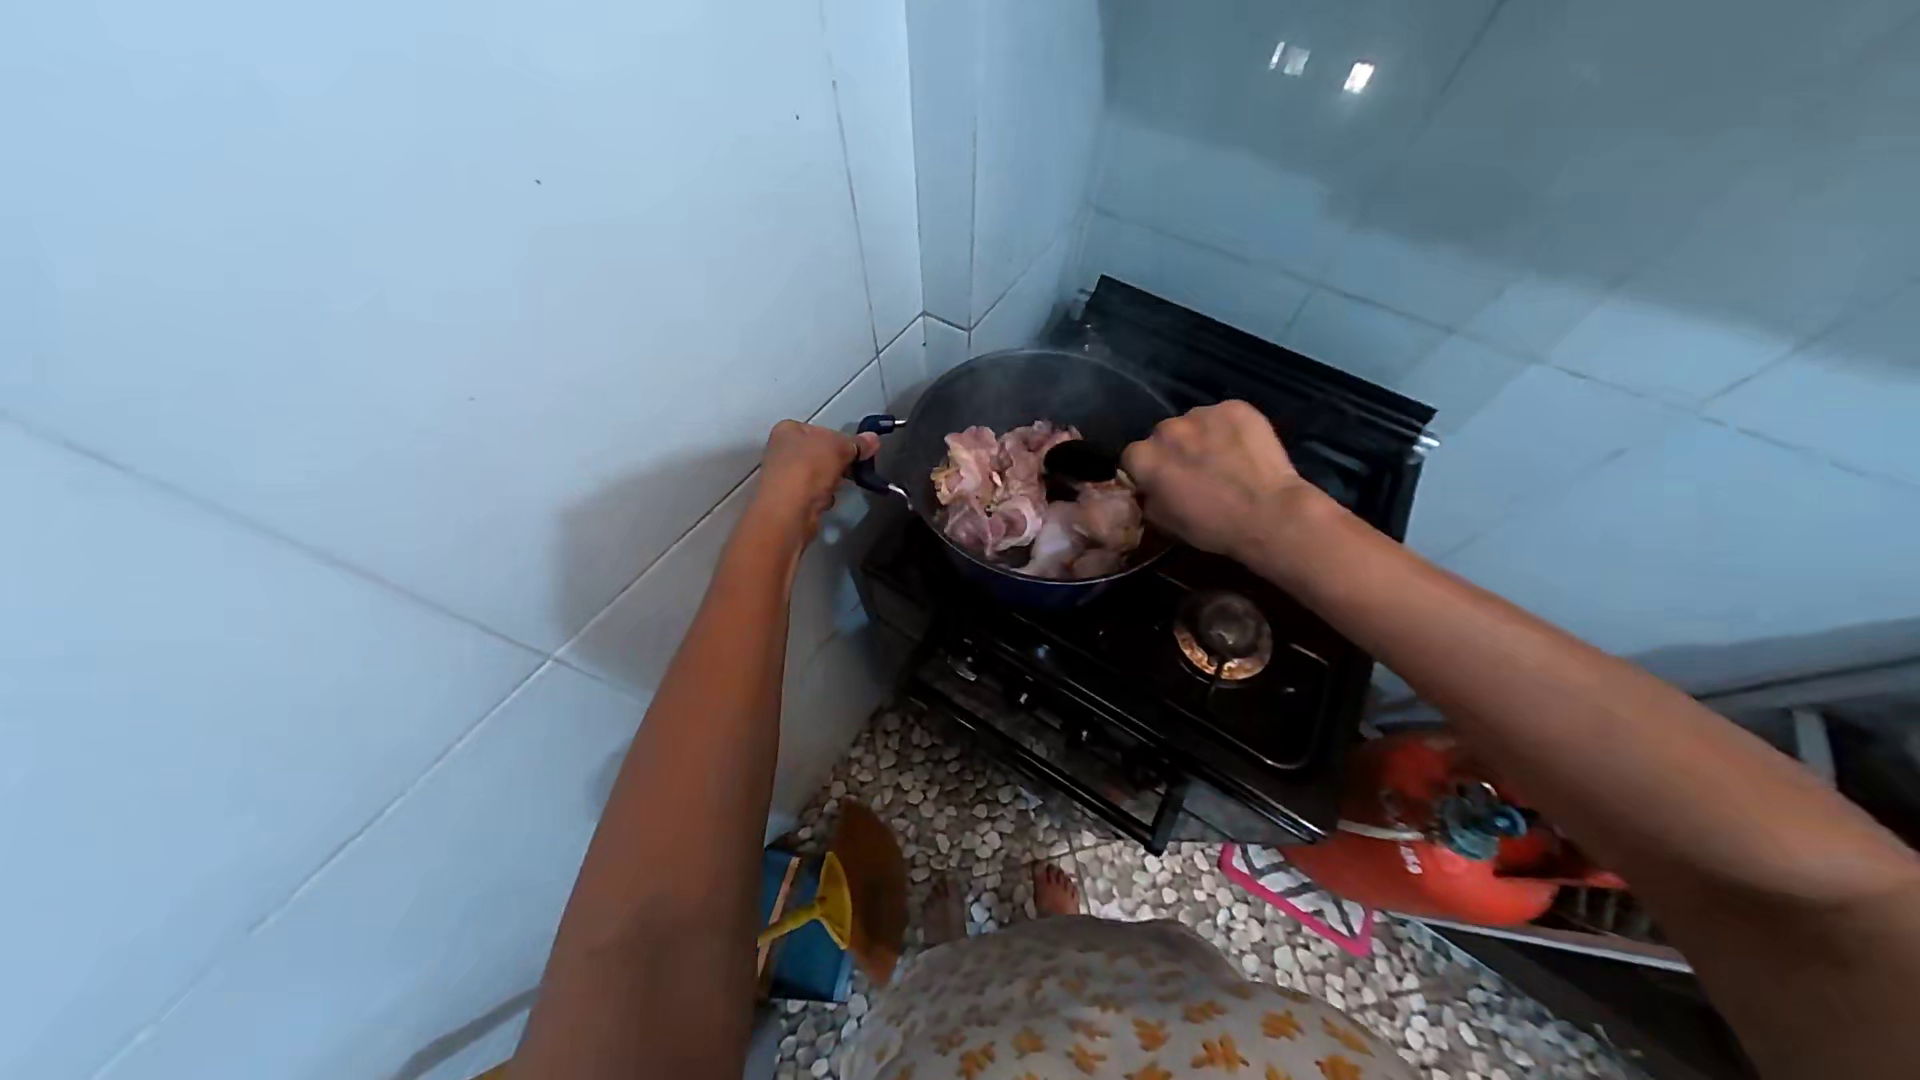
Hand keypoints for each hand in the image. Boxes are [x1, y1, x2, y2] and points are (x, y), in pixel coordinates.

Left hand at [752, 419, 880, 540]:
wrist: (789, 510)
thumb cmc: (809, 467)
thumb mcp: (839, 447)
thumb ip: (858, 443)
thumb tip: (874, 439)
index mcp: (787, 430)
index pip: (820, 429)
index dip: (840, 439)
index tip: (856, 450)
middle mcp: (781, 451)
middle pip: (820, 453)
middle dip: (838, 462)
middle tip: (852, 467)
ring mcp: (783, 476)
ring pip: (819, 474)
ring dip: (832, 480)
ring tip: (836, 485)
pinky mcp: (788, 499)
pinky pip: (814, 493)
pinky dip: (822, 497)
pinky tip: (824, 500)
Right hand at [1121, 400, 1315, 560]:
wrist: (1268, 513)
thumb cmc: (1212, 526)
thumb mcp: (1164, 522)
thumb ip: (1146, 498)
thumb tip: (1146, 488)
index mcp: (1143, 457)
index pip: (1133, 457)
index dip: (1147, 470)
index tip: (1163, 482)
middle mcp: (1166, 429)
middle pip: (1163, 436)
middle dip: (1173, 450)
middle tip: (1195, 471)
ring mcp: (1201, 415)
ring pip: (1193, 423)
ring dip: (1200, 437)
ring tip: (1222, 459)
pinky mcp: (1234, 407)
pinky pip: (1223, 416)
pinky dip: (1229, 429)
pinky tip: (1242, 449)